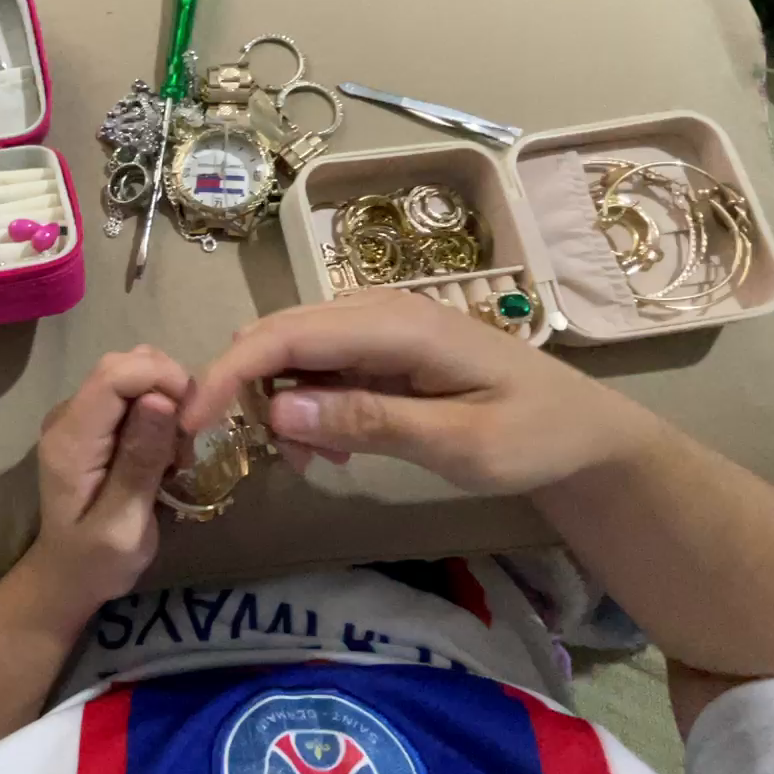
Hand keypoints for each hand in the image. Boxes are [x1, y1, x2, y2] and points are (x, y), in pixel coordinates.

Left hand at [29, 346, 190, 604]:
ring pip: (129, 373)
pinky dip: (159, 411)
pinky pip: (130, 393)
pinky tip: (165, 450)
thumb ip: (140, 461)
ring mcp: (77, 416)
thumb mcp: (124, 524)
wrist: (68, 574)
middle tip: (188, 439)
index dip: (160, 377)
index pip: (112, 375)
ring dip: (166, 399)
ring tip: (177, 450)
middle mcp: (67, 416)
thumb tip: (160, 399)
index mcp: (70, 440)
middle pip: (122, 365)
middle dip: (167, 387)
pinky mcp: (92, 422)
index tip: (194, 414)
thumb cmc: (97, 560)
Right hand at [183, 289, 665, 493]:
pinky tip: (330, 447)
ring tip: (312, 462)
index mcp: (396, 324)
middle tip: (262, 452)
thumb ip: (370, 421)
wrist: (580, 432)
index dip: (230, 371)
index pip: (287, 334)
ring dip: (277, 403)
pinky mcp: (373, 348)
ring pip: (287, 352)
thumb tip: (278, 408)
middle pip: (276, 334)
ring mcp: (373, 327)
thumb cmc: (532, 436)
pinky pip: (313, 368)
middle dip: (246, 389)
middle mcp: (374, 312)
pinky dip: (302, 406)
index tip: (192, 419)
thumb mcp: (460, 443)